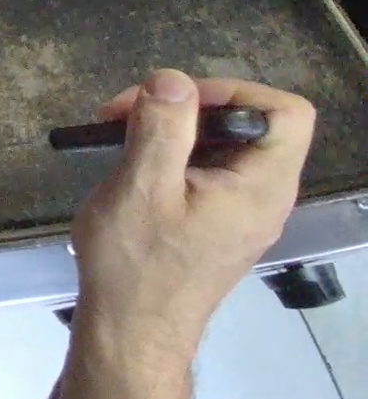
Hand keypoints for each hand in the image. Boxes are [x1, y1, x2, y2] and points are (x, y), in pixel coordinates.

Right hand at [53, 70, 314, 398]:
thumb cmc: (137, 255)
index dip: (227, 91)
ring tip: (114, 136)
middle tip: (119, 116)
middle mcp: (262, 192)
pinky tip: (127, 164)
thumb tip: (171, 79)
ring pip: (219, 141)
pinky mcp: (213, 215)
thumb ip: (160, 131)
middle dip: (181, 105)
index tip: (163, 100)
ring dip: (166, 127)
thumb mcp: (141, 186)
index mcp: (260, 184)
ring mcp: (239, 205)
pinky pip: (203, 164)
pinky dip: (165, 151)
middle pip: (247, 122)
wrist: (132, 320)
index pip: (285, 112)